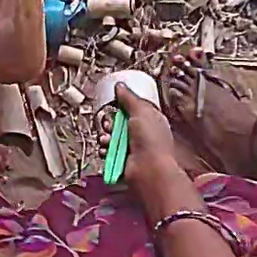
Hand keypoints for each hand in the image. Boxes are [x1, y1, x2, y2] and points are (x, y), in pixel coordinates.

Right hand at [114, 85, 188, 210]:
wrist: (148, 169)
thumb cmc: (150, 140)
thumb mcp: (141, 111)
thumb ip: (129, 98)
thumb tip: (120, 86)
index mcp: (151, 120)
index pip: (133, 109)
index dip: (123, 107)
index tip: (114, 104)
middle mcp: (142, 134)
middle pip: (118, 122)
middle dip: (110, 122)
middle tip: (109, 124)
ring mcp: (132, 148)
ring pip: (111, 137)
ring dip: (106, 137)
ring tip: (107, 139)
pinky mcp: (122, 160)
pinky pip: (107, 151)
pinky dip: (105, 150)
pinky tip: (107, 149)